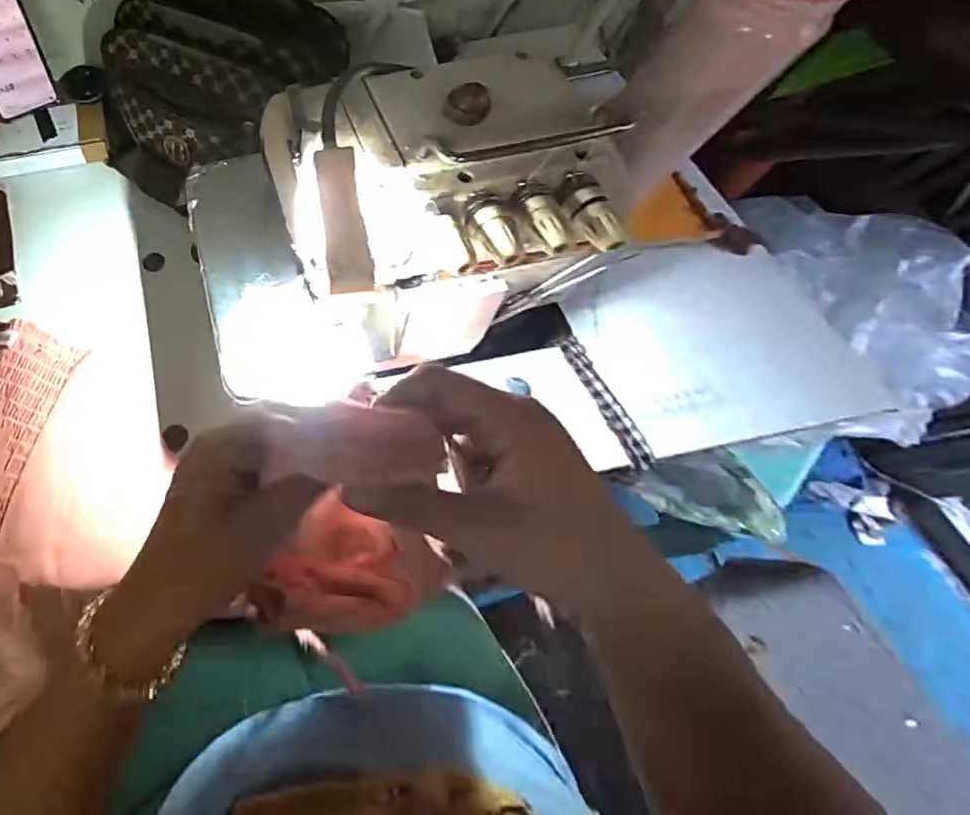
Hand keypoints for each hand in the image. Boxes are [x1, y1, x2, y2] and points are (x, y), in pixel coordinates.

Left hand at [90, 416, 325, 676]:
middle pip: (268, 427)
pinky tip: (298, 485)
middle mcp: (211, 443)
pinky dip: (276, 471)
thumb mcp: (268, 523)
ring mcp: (207, 463)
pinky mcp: (210, 484)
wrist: (160, 605)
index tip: (348, 436)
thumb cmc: (211, 560)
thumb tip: (341, 455)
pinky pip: (251, 465)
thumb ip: (307, 483)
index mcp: (218, 442)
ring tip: (327, 467)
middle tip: (342, 452)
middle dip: (305, 438)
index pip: (276, 416)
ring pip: (262, 447)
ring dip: (292, 455)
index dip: (314, 423)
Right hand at [342, 365, 634, 613]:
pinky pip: (477, 439)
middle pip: (446, 397)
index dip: (394, 397)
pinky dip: (450, 455)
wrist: (621, 588)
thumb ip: (409, 505)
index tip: (363, 431)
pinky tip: (434, 482)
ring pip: (459, 419)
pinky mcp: (528, 454)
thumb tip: (348, 490)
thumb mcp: (475, 529)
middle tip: (370, 452)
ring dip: (427, 439)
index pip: (436, 382)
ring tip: (394, 468)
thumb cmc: (552, 551)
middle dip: (406, 420)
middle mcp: (516, 410)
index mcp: (508, 414)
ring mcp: (525, 431)